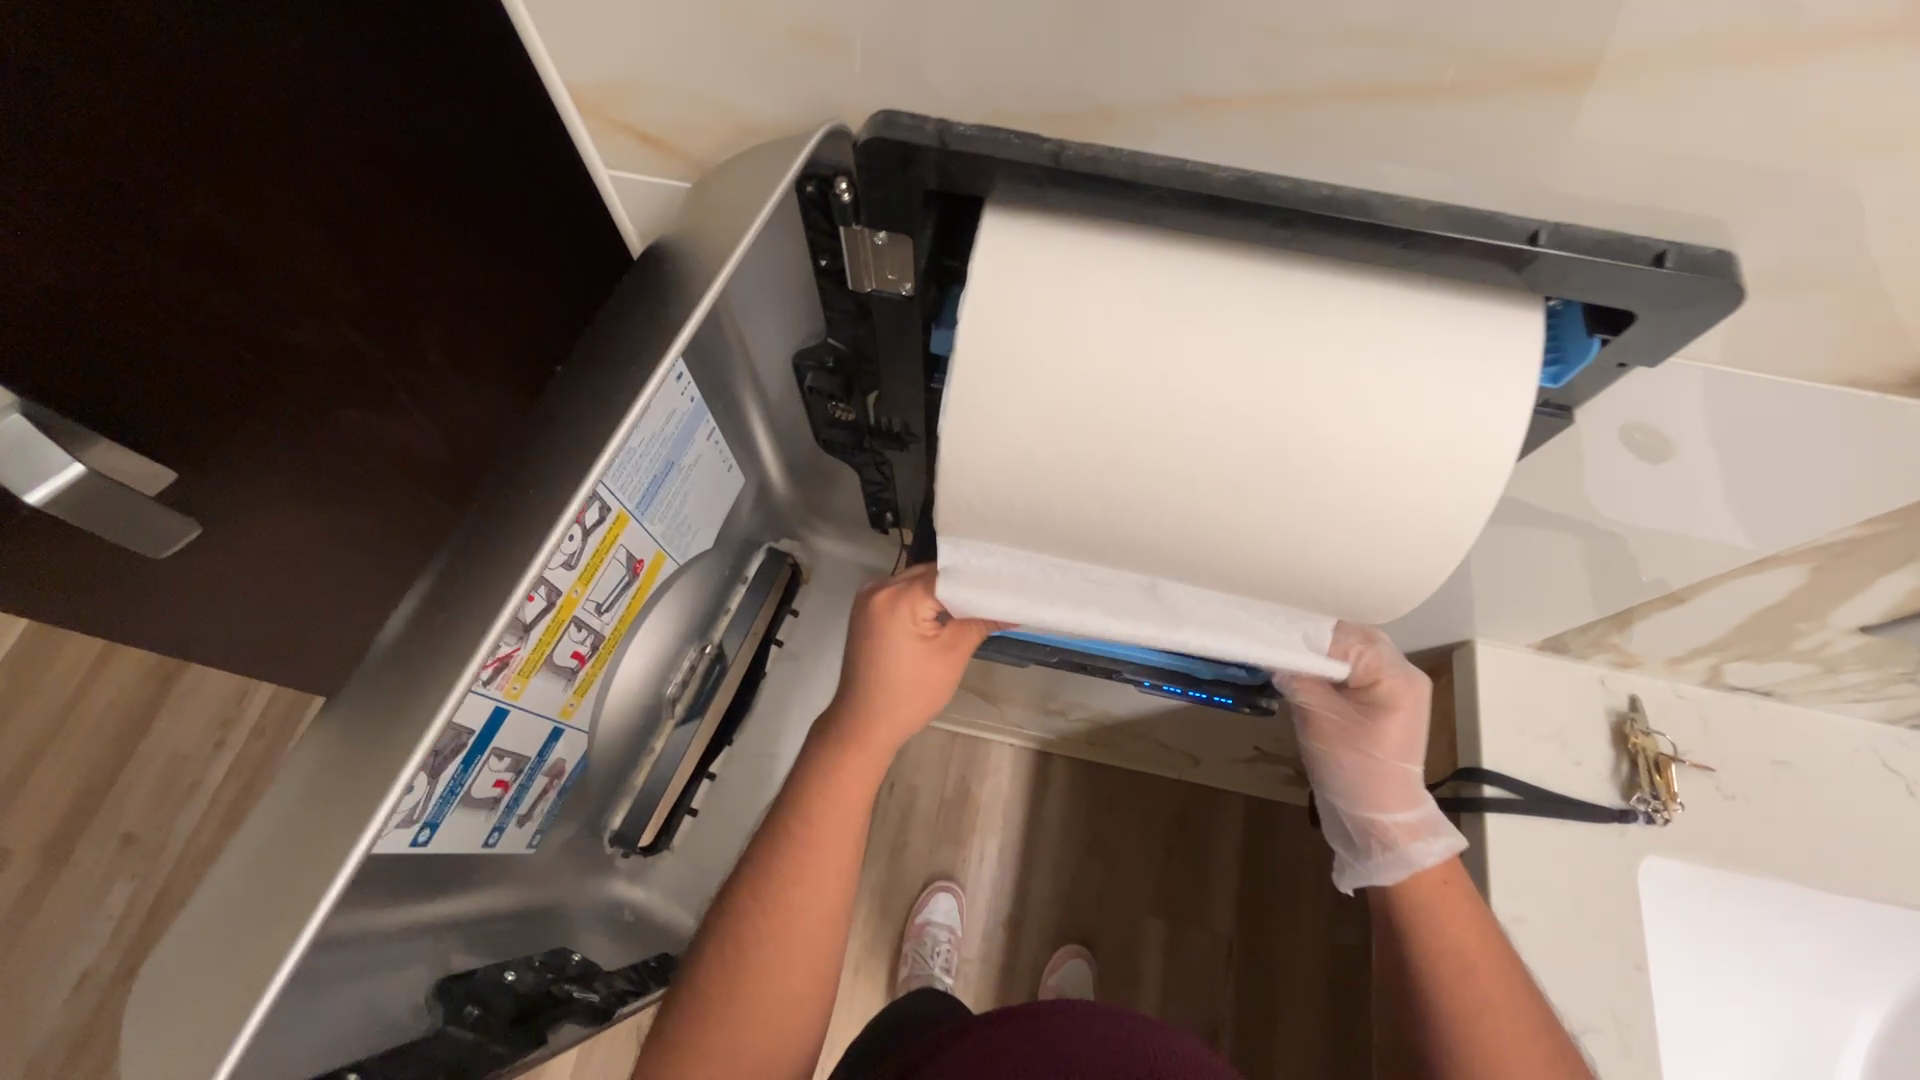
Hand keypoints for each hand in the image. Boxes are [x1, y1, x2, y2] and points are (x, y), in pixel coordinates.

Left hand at [820, 564, 1003, 754]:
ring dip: (943, 594)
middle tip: (997, 596)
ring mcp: (869, 598)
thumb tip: (1012, 607)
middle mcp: (879, 587)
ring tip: (977, 605)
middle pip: (931, 574)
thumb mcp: (951, 656)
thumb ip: (980, 623)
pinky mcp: (867, 610)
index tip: (1007, 585)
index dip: (978, 580)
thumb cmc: (909, 695)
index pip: (948, 574)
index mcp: (898, 596)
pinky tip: (946, 614)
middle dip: (962, 586)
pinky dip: (924, 601)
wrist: (864, 723)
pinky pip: (903, 594)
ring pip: (917, 582)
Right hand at [1279, 622, 1465, 893]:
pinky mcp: (1389, 699)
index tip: (1271, 638)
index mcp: (1395, 676)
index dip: (1306, 635)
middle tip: (1280, 647)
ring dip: (1324, 653)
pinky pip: (1359, 669)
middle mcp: (1405, 673)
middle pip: (1354, 638)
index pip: (1345, 636)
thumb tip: (1275, 653)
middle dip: (1316, 641)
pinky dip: (1333, 667)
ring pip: (1356, 651)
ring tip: (1291, 660)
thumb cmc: (1351, 770)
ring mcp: (1400, 687)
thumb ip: (1298, 678)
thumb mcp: (1317, 719)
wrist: (1379, 819)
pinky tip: (1310, 675)